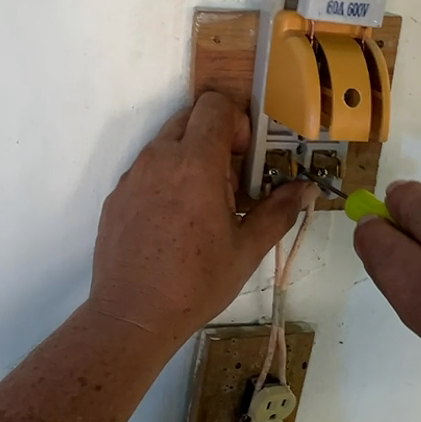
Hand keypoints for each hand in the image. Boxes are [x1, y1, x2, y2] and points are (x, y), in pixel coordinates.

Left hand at [88, 92, 314, 345]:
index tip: (244, 158)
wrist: (133, 315)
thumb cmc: (196, 283)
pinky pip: (145, 171)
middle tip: (229, 180)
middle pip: (189, 117)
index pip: (215, 106)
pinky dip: (165, 181)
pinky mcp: (116, 197)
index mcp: (194, 164)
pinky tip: (173, 224)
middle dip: (214, 137)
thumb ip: (278, 211)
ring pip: (165, 144)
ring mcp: (132, 177)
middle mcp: (159, 159)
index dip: (237, 123)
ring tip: (202, 206)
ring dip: (189, 158)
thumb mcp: (247, 249)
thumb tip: (304, 189)